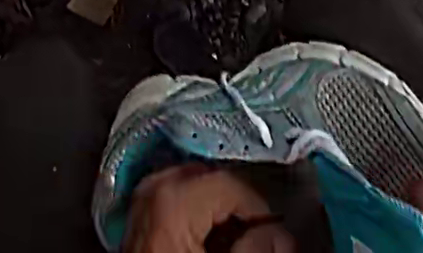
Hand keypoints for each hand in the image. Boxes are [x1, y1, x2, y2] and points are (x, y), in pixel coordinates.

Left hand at [122, 164, 295, 252]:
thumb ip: (255, 251)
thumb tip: (282, 236)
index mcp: (174, 196)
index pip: (231, 183)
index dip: (260, 208)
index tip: (277, 232)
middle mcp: (155, 184)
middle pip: (211, 177)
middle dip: (238, 203)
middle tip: (260, 232)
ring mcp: (144, 196)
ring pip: (195, 184)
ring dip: (219, 205)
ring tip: (237, 236)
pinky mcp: (140, 212)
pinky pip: (177, 196)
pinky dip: (198, 209)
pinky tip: (211, 235)